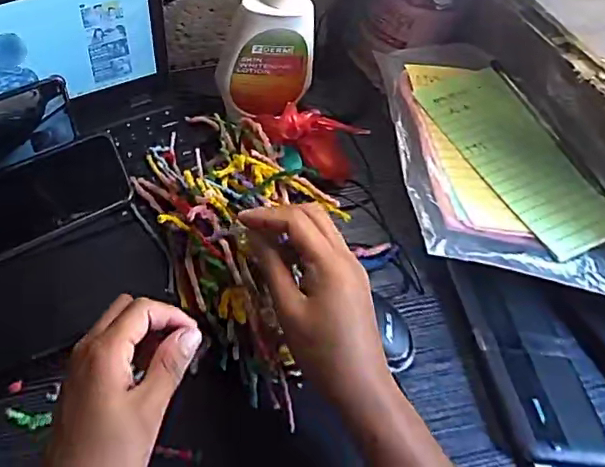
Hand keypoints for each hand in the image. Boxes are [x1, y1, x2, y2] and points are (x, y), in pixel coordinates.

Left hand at [44, 294, 202, 466]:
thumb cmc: (103, 460)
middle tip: (181, 339)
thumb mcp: (148, 411)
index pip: (142, 308)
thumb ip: (169, 367)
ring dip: (142, 331)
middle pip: (125, 307)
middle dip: (156, 317)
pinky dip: (127, 346)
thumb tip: (188, 336)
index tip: (191, 330)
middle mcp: (86, 350)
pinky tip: (144, 372)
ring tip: (168, 356)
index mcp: (103, 351)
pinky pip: (104, 345)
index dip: (172, 314)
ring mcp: (79, 363)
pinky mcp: (78, 377)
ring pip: (114, 324)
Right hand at [241, 204, 451, 466]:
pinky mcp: (353, 279)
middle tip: (252, 224)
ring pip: (321, 227)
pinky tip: (285, 256)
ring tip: (264, 237)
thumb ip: (270, 266)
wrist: (364, 392)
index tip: (239, 220)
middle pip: (312, 214)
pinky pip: (326, 245)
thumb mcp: (288, 310)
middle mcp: (346, 256)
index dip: (265, 215)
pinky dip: (304, 241)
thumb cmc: (322, 355)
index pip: (295, 219)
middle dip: (280, 213)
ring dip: (292, 225)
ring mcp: (353, 267)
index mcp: (330, 262)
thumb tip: (253, 236)